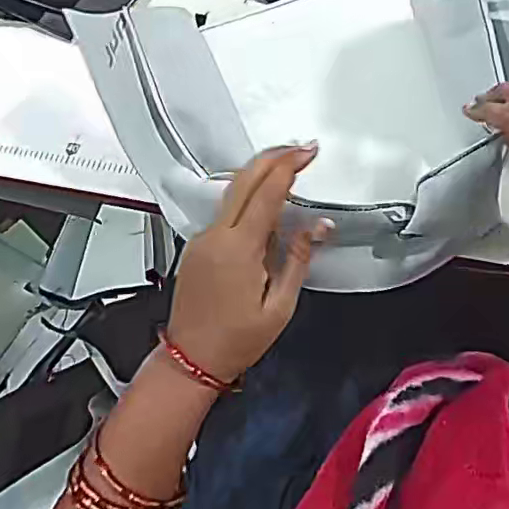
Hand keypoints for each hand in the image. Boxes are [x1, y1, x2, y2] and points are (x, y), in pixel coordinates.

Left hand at [166, 145, 333, 381]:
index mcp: (238, 249)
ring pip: (232, 192)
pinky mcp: (198, 246)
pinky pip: (225, 212)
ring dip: (259, 174)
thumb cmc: (236, 340)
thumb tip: (317, 227)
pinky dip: (246, 198)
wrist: (192, 359)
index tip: (308, 152)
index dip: (289, 166)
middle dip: (273, 157)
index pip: (267, 193)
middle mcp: (216, 236)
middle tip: (300, 149)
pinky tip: (265, 203)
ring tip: (287, 168)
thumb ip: (298, 259)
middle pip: (243, 180)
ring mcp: (203, 239)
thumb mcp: (280, 306)